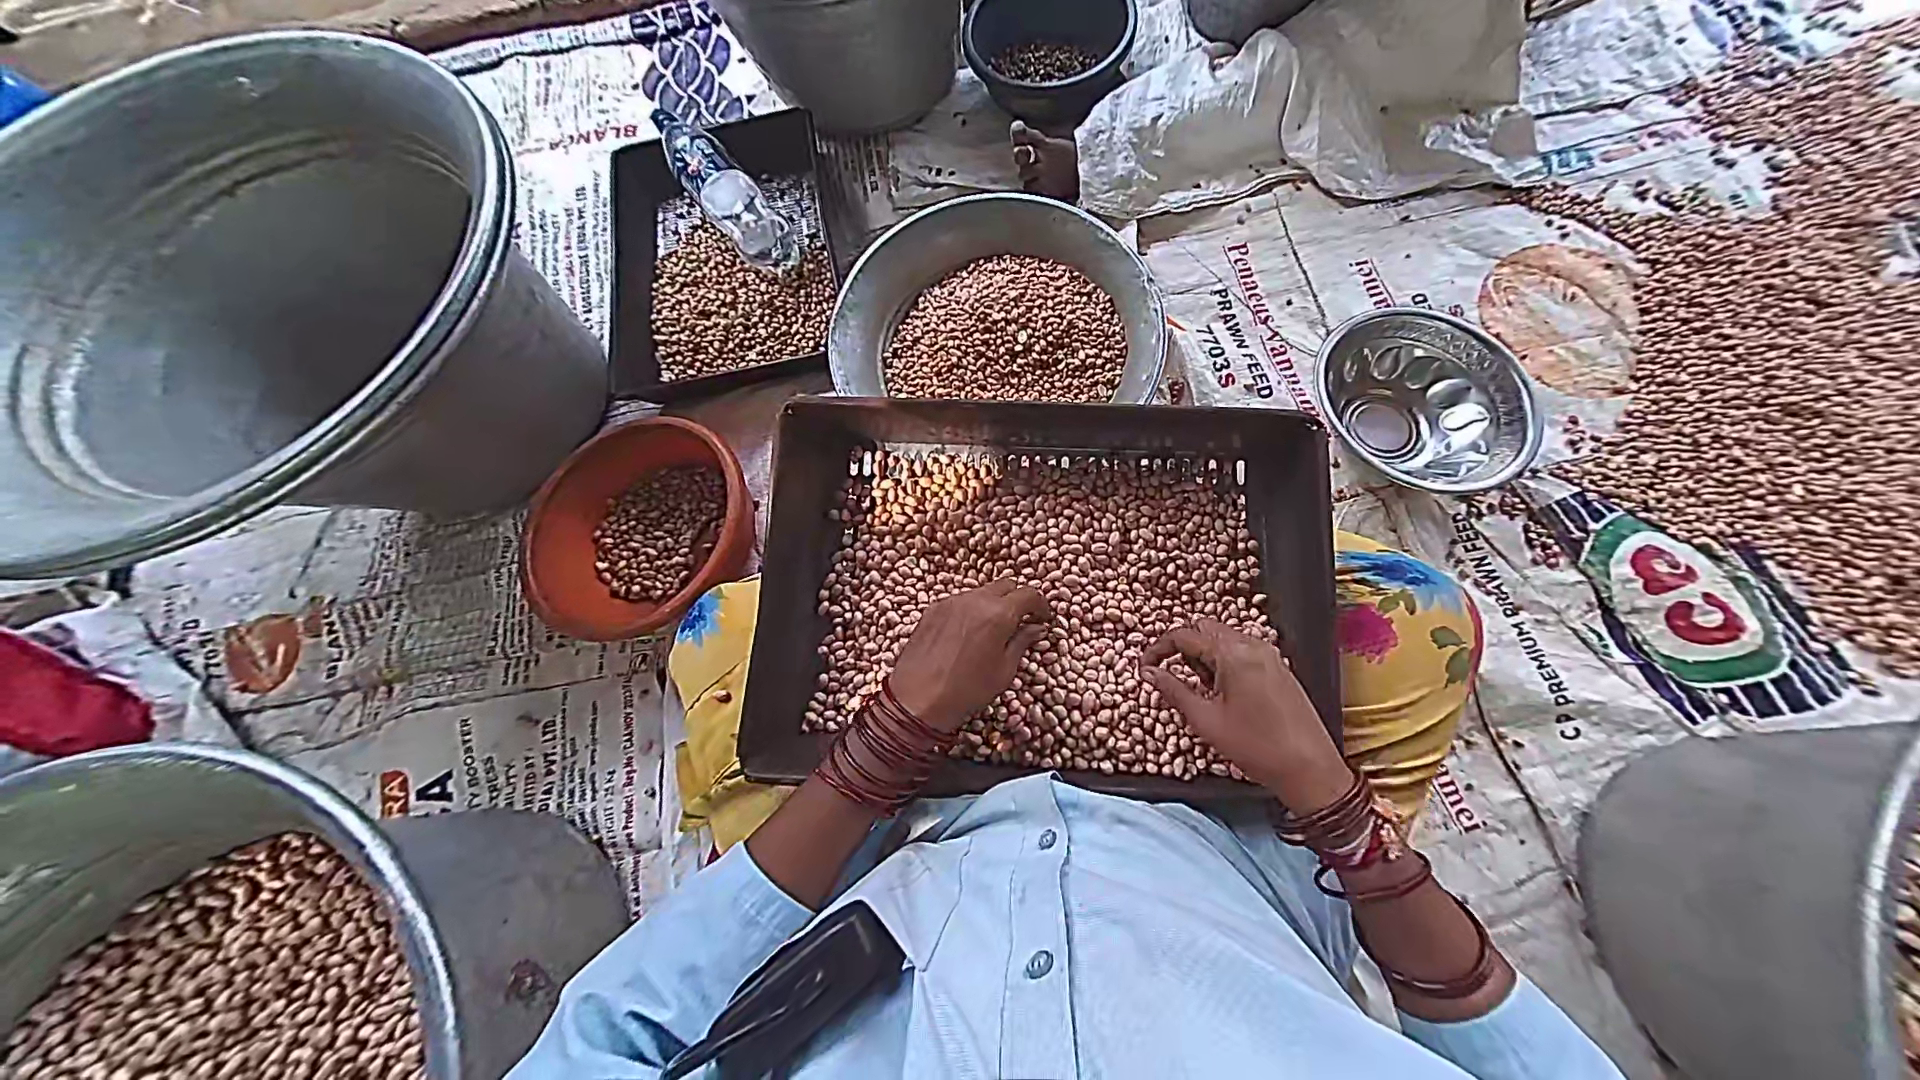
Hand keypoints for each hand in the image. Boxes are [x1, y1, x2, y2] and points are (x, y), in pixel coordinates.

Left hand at [890, 580, 1052, 731]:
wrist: (917, 699)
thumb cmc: (965, 690)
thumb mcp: (1004, 670)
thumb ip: (1021, 642)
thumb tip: (1035, 628)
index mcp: (998, 614)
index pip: (1029, 594)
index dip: (1041, 605)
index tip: (1043, 618)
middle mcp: (974, 600)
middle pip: (1005, 586)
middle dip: (1018, 599)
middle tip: (1023, 620)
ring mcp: (951, 602)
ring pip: (981, 592)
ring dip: (993, 604)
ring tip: (995, 629)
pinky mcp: (933, 609)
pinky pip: (960, 601)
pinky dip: (971, 610)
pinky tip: (970, 633)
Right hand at [1141, 619, 1351, 812]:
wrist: (1311, 770)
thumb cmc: (1256, 747)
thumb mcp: (1205, 720)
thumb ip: (1173, 690)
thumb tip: (1149, 672)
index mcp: (1233, 653)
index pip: (1183, 635)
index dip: (1158, 649)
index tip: (1145, 666)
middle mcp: (1253, 645)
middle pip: (1204, 628)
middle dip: (1181, 647)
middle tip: (1171, 675)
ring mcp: (1268, 655)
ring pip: (1222, 639)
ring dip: (1202, 655)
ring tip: (1200, 690)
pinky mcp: (1278, 668)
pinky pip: (1241, 651)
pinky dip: (1222, 662)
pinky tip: (1222, 692)